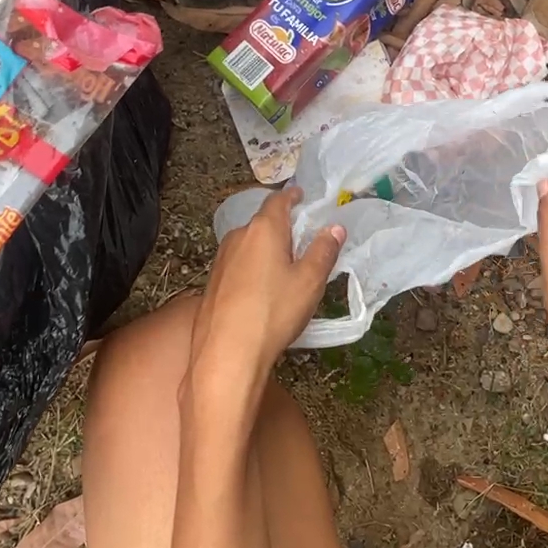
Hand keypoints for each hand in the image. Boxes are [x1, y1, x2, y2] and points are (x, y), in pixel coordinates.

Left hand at [185, 188, 343, 426]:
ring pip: (248, 245)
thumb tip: (334, 228)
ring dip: (266, 248)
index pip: (277, 201)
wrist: (226, 352)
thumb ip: (323, 251)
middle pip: (262, 223)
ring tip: (285, 265)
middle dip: (281, 226)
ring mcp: (221, 260)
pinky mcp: (212, 283)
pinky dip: (253, 267)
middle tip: (302, 237)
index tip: (301, 195)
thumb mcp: (309, 282)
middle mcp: (237, 237)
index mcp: (262, 230)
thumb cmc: (273, 312)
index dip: (291, 196)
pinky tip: (263, 289)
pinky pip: (238, 264)